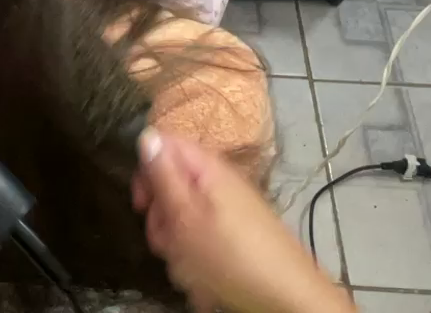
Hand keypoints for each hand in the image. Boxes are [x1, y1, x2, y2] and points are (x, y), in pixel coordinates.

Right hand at [133, 128, 352, 312]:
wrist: (288, 299)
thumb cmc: (231, 255)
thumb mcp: (186, 216)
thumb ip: (163, 175)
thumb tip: (146, 134)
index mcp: (205, 166)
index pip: (164, 145)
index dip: (145, 170)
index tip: (142, 204)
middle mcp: (217, 181)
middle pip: (171, 184)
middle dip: (161, 217)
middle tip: (167, 242)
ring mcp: (228, 209)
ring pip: (184, 217)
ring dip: (178, 244)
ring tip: (190, 268)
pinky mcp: (236, 236)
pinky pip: (203, 238)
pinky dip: (198, 258)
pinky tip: (205, 282)